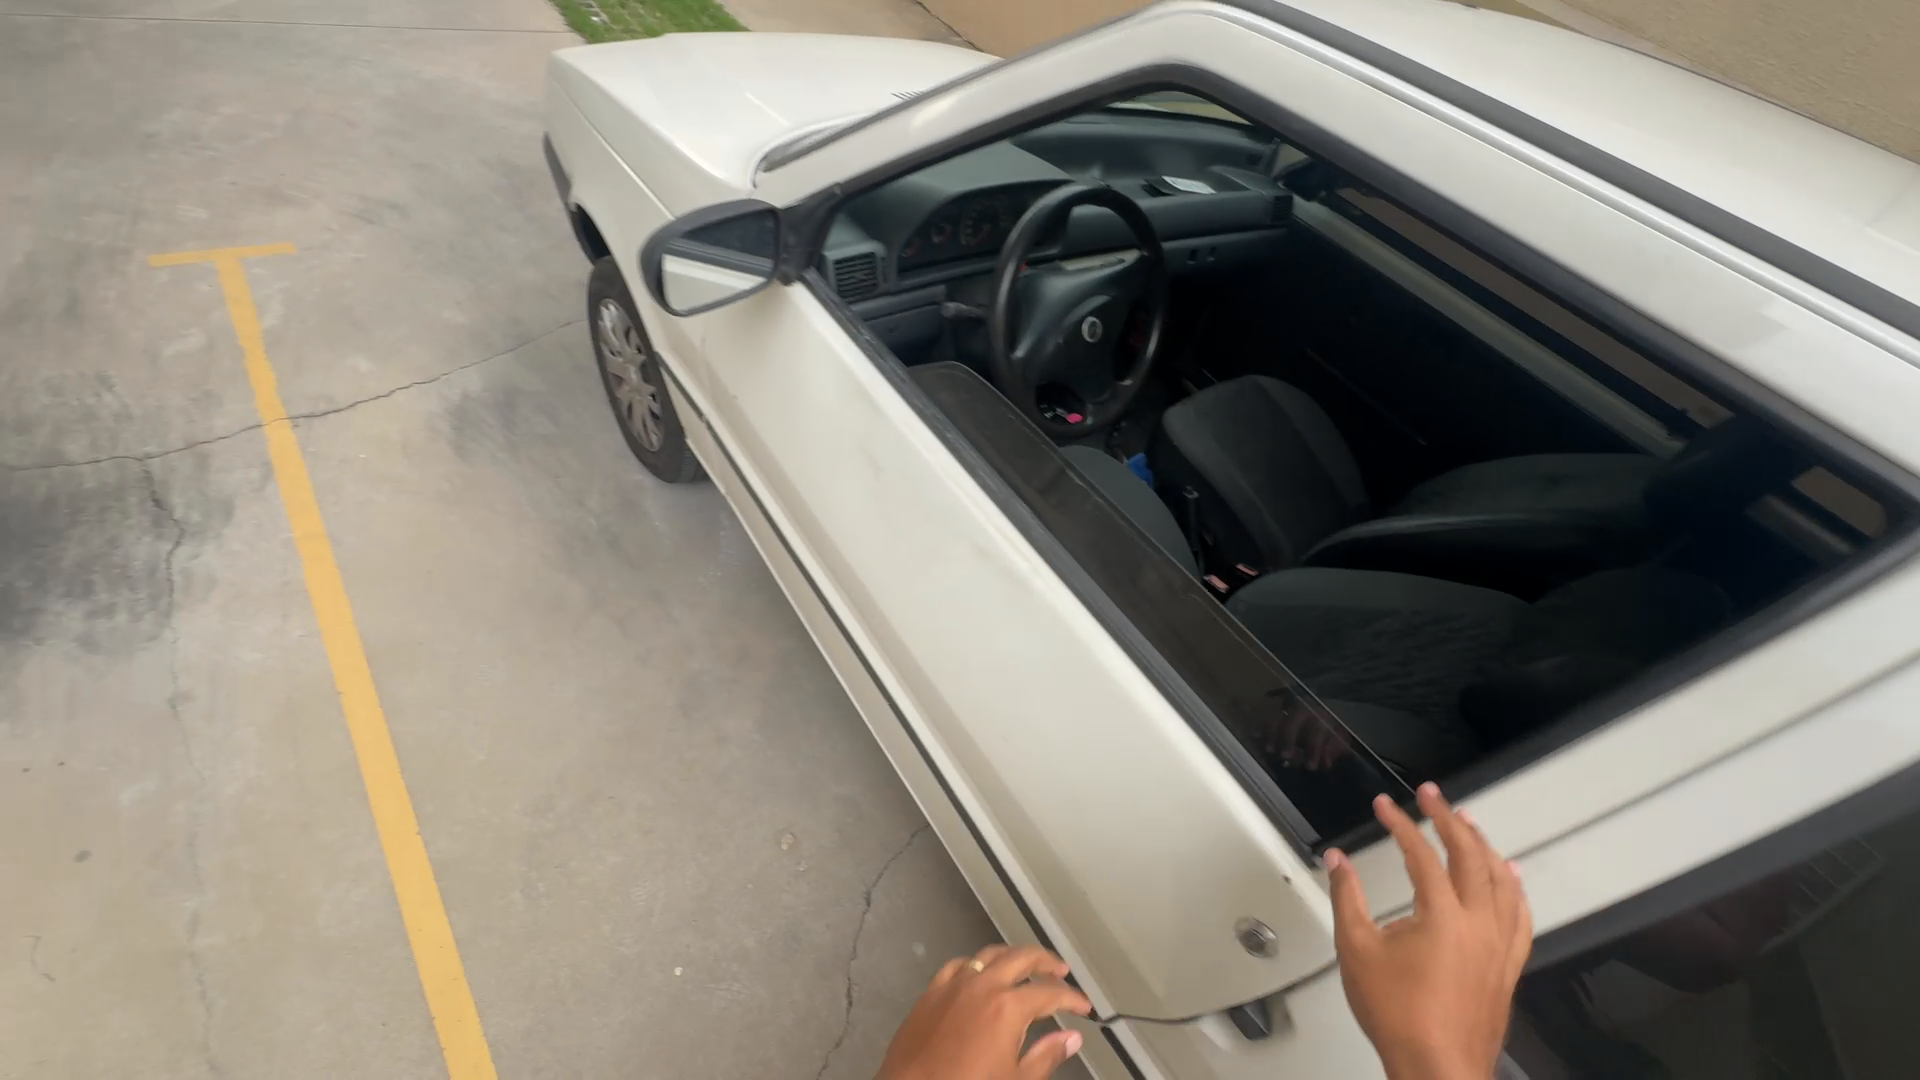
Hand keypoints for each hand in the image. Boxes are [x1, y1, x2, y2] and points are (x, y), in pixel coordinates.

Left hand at [876, 944, 1092, 1079]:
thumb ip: (1045, 1056)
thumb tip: (1071, 1037)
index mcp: (1007, 1006)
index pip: (1049, 994)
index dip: (1071, 998)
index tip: (1084, 1007)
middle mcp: (983, 984)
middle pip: (1021, 958)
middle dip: (1045, 961)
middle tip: (1061, 970)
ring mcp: (955, 983)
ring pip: (990, 953)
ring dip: (1013, 956)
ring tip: (1027, 965)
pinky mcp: (932, 990)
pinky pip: (959, 964)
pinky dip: (977, 963)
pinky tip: (982, 972)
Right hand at [1325, 784, 1531, 1079]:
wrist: (1436, 1068)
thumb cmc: (1395, 1011)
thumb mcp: (1355, 947)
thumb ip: (1347, 895)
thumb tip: (1337, 859)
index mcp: (1441, 916)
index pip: (1422, 854)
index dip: (1402, 824)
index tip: (1385, 806)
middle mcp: (1478, 924)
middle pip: (1470, 857)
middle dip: (1449, 819)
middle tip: (1431, 795)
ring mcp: (1499, 946)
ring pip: (1501, 882)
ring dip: (1483, 845)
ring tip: (1467, 821)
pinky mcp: (1508, 966)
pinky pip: (1521, 917)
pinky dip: (1514, 889)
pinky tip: (1509, 875)